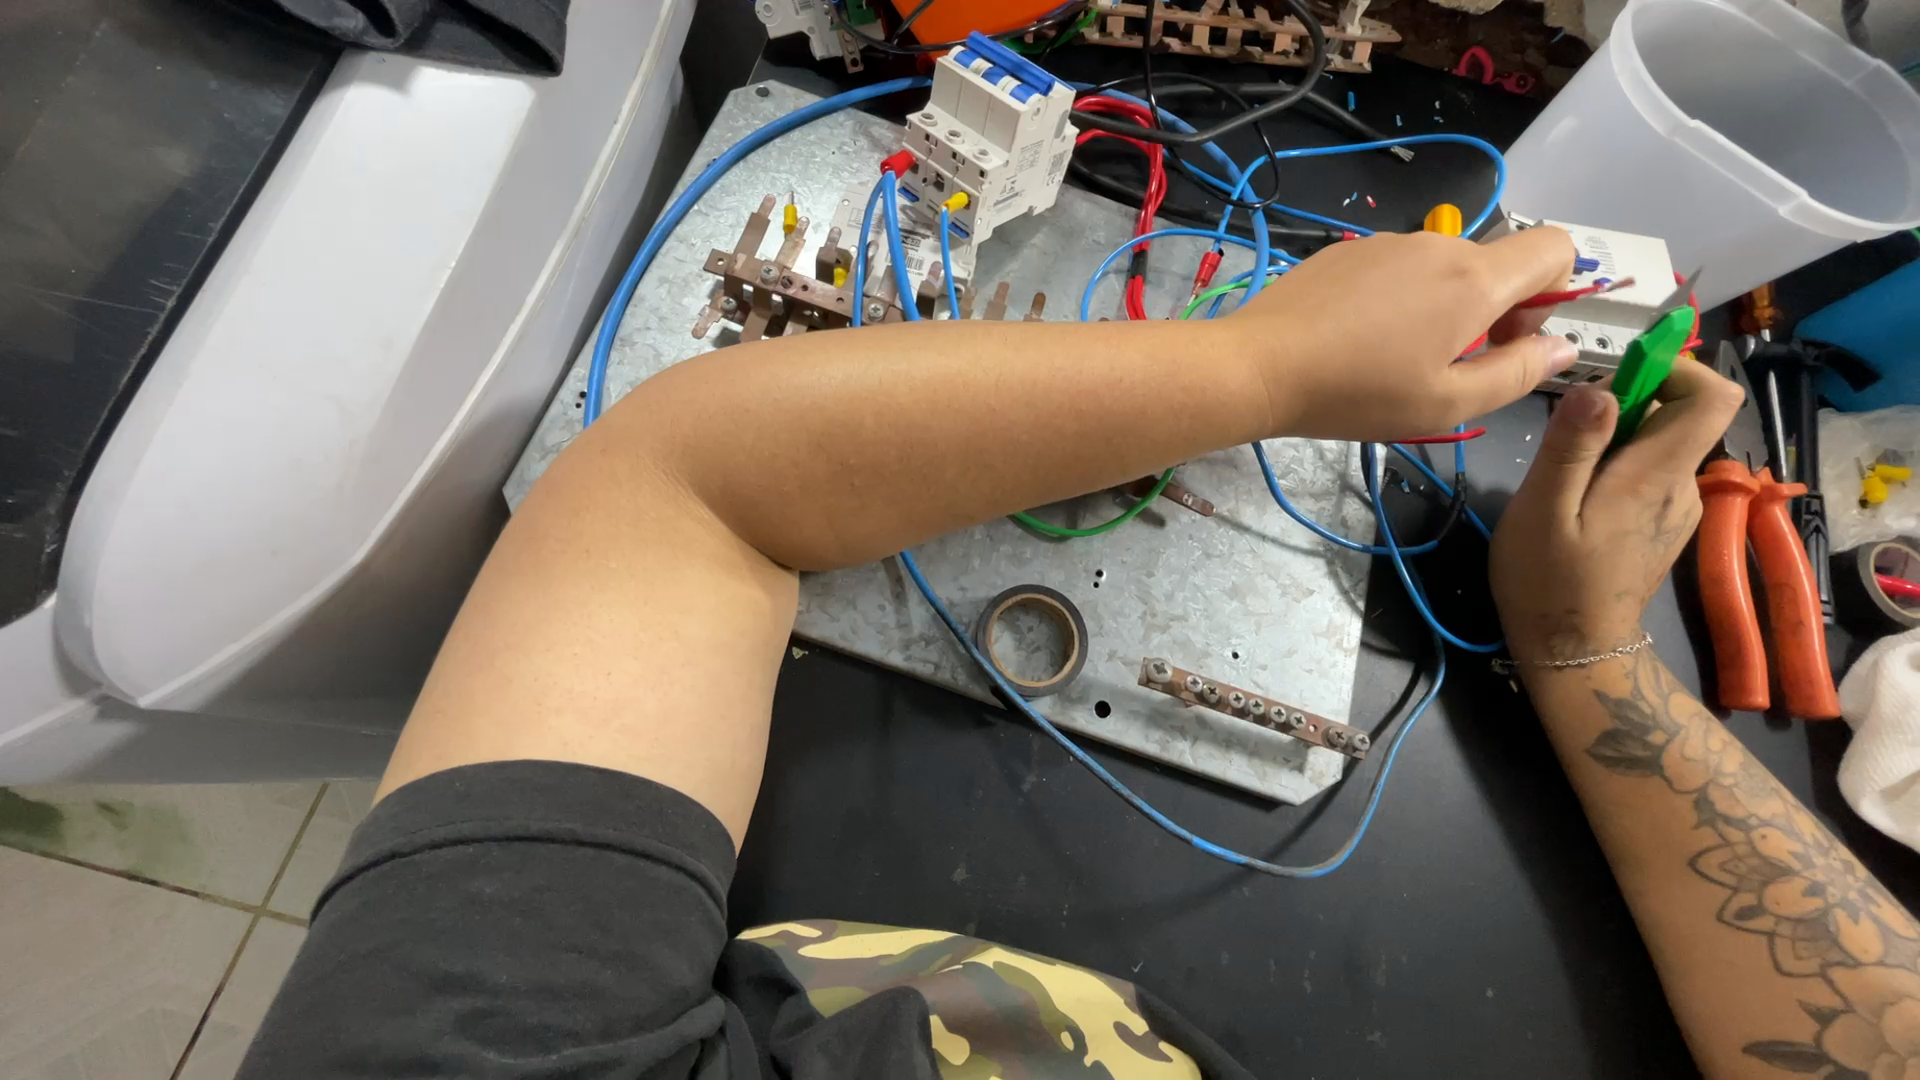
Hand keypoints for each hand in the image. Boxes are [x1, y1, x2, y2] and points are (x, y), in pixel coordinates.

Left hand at [1228, 228, 1579, 440]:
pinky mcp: (1340, 253)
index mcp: (1473, 278)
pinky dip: (1387, 299)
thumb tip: (1562, 346)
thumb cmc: (1354, 393)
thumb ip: (1516, 374)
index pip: (1556, 247)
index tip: (1508, 337)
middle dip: (1487, 310)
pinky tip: (1347, 340)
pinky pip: (1387, 270)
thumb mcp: (1444, 404)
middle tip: (1439, 364)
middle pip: (1490, 265)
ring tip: (1382, 358)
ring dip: (1432, 307)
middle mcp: (1434, 244)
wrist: (1257, 367)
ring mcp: (1381, 243)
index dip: (1553, 291)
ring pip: (1435, 269)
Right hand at [1488, 358, 1743, 666]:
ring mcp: (1672, 506)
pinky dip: (1613, 465)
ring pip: (1657, 446)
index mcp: (1654, 476)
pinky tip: (1571, 495)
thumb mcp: (1541, 511)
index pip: (1711, 396)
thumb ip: (1570, 448)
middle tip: (1562, 428)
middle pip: (1680, 416)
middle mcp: (1678, 484)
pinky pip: (1645, 473)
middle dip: (1626, 403)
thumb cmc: (1547, 579)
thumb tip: (1597, 388)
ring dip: (1612, 437)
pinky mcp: (1657, 523)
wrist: (1571, 646)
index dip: (1673, 369)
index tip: (1613, 375)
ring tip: (1556, 468)